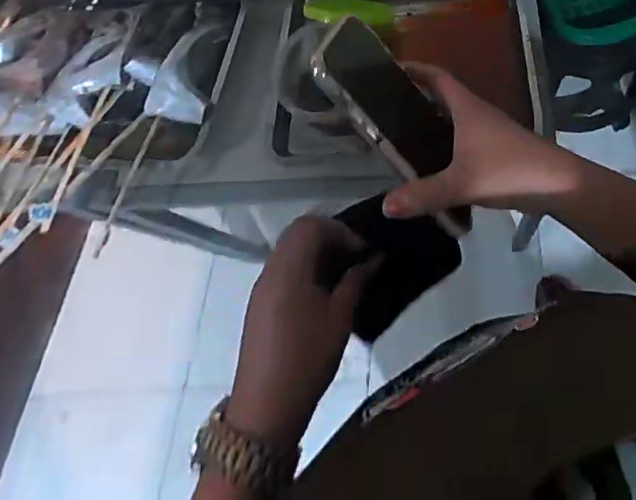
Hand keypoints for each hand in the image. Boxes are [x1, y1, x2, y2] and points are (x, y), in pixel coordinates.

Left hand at [226, 216, 378, 445]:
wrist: (264, 410)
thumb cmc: (307, 357)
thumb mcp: (341, 315)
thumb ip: (357, 279)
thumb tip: (374, 257)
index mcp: (288, 268)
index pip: (312, 225)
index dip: (341, 230)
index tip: (363, 251)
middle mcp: (270, 271)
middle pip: (299, 233)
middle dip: (331, 237)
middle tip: (356, 257)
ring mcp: (262, 289)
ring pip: (291, 251)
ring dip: (319, 253)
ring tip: (345, 274)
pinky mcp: (261, 306)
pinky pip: (285, 271)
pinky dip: (307, 269)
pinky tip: (326, 292)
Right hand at [382, 63, 586, 218]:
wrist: (557, 182)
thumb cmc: (508, 171)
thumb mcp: (461, 184)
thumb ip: (423, 194)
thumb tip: (385, 205)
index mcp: (468, 108)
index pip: (438, 77)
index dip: (415, 69)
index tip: (389, 69)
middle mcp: (477, 112)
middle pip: (443, 95)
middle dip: (415, 96)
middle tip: (384, 106)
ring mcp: (489, 129)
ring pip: (453, 117)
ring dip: (430, 119)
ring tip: (399, 132)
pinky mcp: (496, 147)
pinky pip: (463, 136)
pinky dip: (444, 141)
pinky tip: (431, 160)